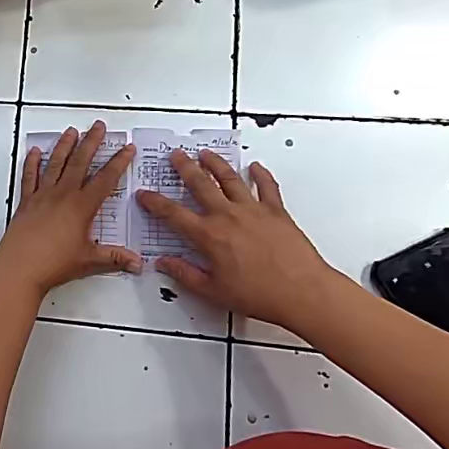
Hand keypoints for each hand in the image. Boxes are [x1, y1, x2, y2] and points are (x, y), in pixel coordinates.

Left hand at [0, 122, 141, 294]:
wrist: (20, 267)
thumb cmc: (52, 264)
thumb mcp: (89, 261)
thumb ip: (114, 258)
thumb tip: (135, 262)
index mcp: (81, 207)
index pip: (105, 179)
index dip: (118, 162)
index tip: (127, 149)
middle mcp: (62, 196)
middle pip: (80, 162)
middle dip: (91, 142)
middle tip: (98, 127)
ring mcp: (42, 196)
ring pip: (56, 164)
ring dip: (64, 146)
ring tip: (71, 132)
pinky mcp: (26, 202)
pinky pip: (30, 177)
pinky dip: (33, 163)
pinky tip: (35, 152)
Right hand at [135, 150, 349, 331]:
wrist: (303, 293)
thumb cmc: (261, 294)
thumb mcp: (212, 290)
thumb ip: (184, 274)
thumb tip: (165, 264)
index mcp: (208, 236)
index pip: (172, 214)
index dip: (154, 202)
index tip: (145, 195)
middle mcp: (228, 217)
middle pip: (200, 185)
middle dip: (184, 168)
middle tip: (176, 157)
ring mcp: (253, 211)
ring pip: (229, 179)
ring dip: (215, 164)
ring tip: (206, 154)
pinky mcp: (276, 212)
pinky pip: (267, 187)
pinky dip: (260, 175)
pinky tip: (256, 167)